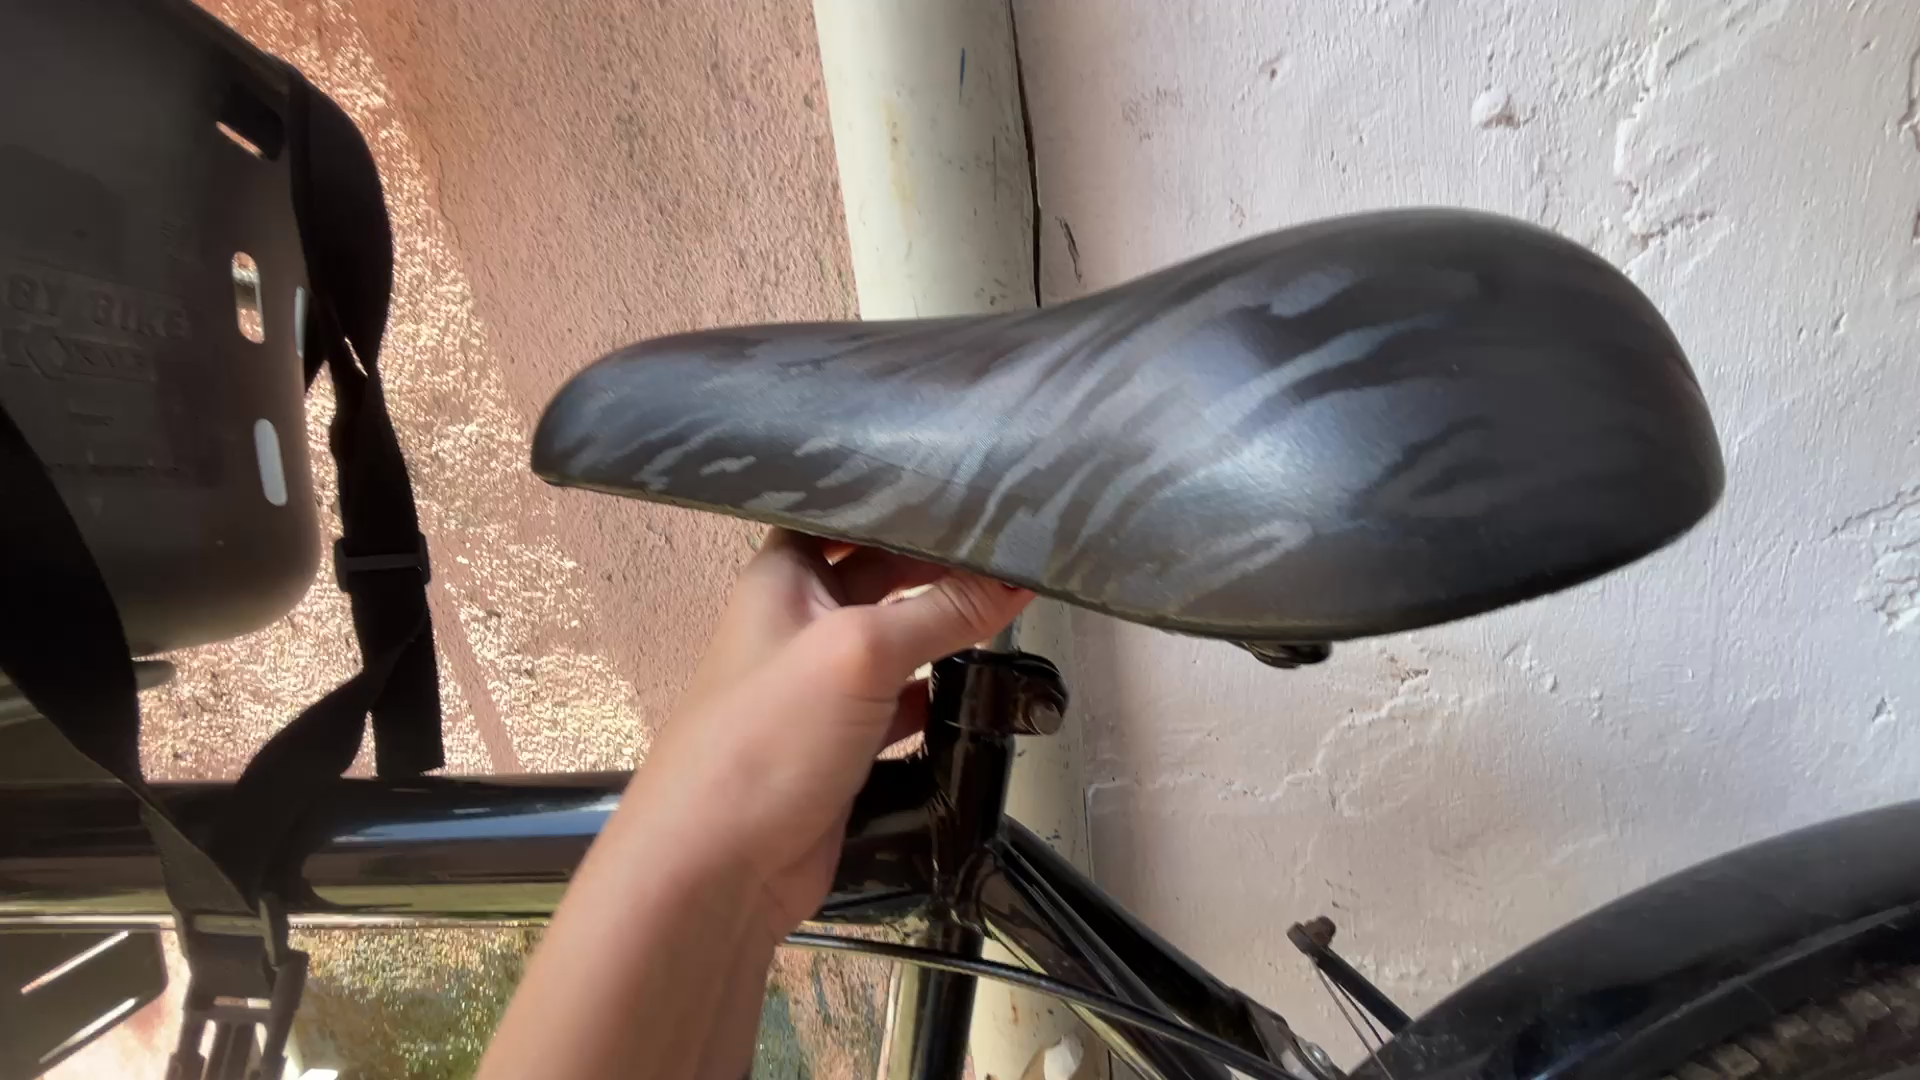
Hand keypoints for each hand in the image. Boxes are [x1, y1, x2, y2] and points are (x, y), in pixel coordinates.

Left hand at [629, 528, 1032, 938]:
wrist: (716, 873)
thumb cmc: (770, 734)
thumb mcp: (860, 653)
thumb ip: (943, 611)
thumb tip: (1021, 575)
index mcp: (785, 572)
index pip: (853, 511)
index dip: (908, 497)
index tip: (977, 485)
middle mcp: (804, 614)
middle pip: (884, 570)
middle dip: (941, 561)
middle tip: (1017, 541)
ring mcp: (826, 677)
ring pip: (899, 634)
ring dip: (947, 623)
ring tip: (1019, 595)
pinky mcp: (849, 733)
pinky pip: (906, 693)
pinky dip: (941, 686)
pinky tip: (987, 677)